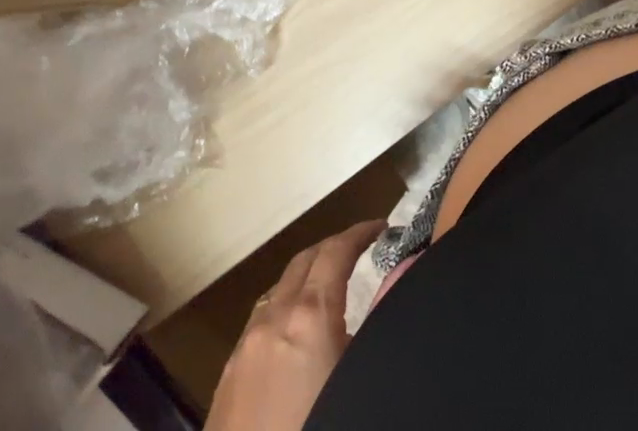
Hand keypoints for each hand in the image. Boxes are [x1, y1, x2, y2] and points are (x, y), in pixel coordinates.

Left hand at [205, 220, 382, 430]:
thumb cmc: (317, 422)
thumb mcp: (363, 370)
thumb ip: (386, 311)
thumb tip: (410, 263)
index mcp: (309, 315)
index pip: (335, 252)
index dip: (360, 232)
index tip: (384, 226)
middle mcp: (271, 321)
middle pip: (301, 262)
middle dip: (334, 246)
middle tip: (365, 247)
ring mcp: (243, 350)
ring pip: (277, 290)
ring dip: (308, 275)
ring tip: (336, 283)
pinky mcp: (227, 377)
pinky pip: (260, 319)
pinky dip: (286, 304)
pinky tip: (299, 331)